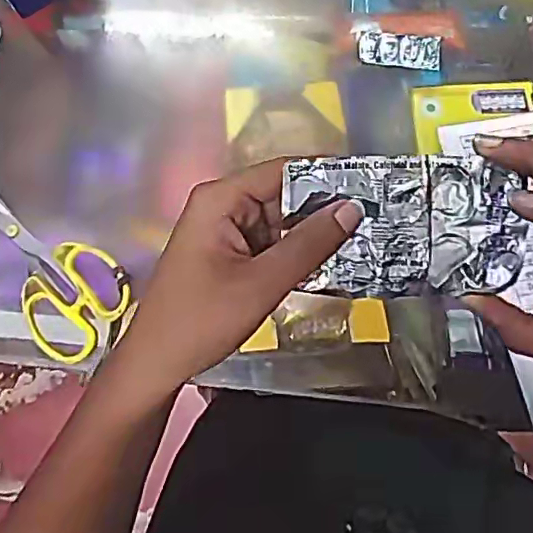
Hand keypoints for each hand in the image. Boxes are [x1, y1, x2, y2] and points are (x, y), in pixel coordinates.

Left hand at [106, 159, 361, 398]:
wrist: (156, 362)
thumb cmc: (201, 320)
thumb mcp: (261, 283)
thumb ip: (309, 245)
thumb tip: (352, 207)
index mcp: (220, 199)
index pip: (282, 170)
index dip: (326, 175)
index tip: (370, 183)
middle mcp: (220, 205)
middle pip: (282, 194)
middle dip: (323, 208)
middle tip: (377, 218)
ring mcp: (222, 229)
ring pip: (279, 221)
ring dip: (312, 233)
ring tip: (365, 239)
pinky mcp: (227, 252)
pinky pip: (268, 242)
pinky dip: (294, 252)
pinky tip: (331, 261)